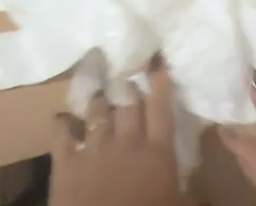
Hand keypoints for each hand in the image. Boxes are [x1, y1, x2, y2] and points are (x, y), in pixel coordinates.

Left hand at [48, 76, 182, 205]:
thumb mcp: (176, 204)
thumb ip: (184, 187)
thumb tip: (194, 178)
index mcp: (158, 154)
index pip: (161, 108)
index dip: (160, 82)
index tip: (158, 62)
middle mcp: (127, 142)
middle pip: (129, 101)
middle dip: (127, 86)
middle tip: (126, 76)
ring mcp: (95, 148)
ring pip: (98, 109)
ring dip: (100, 100)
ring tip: (100, 92)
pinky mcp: (66, 160)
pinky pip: (61, 131)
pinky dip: (62, 122)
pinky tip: (62, 118)